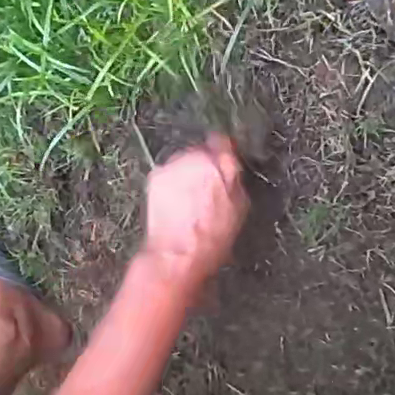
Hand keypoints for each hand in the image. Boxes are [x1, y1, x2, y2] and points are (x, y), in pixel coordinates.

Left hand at [140, 134, 249, 284]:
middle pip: (200, 153)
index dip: (224, 152)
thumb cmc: (209, 237)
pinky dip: (171, 186)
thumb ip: (235, 178)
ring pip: (183, 164)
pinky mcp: (155, 177)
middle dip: (204, 168)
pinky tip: (176, 207)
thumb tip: (232, 164)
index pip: (222, 141)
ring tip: (190, 204)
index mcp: (220, 162)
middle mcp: (193, 158)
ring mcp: (172, 167)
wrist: (178, 253)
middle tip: (207, 192)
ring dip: (186, 176)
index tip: (224, 160)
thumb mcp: (239, 207)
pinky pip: (168, 176)